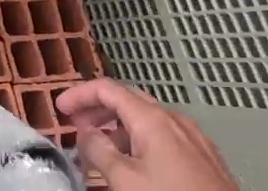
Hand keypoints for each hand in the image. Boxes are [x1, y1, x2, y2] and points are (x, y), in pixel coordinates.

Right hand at [56, 79, 238, 190]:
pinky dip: (142, 140)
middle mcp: (174, 120)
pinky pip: (166, 138)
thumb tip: (85, 131)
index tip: (59, 109)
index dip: (78, 94)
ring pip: (148, 120)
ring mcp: (195, 139)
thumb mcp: (124, 180)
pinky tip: (138, 163)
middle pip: (128, 100)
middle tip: (78, 125)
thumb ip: (98, 150)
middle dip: (99, 109)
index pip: (106, 88)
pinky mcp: (207, 160)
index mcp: (152, 118)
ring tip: (104, 149)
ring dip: (120, 127)